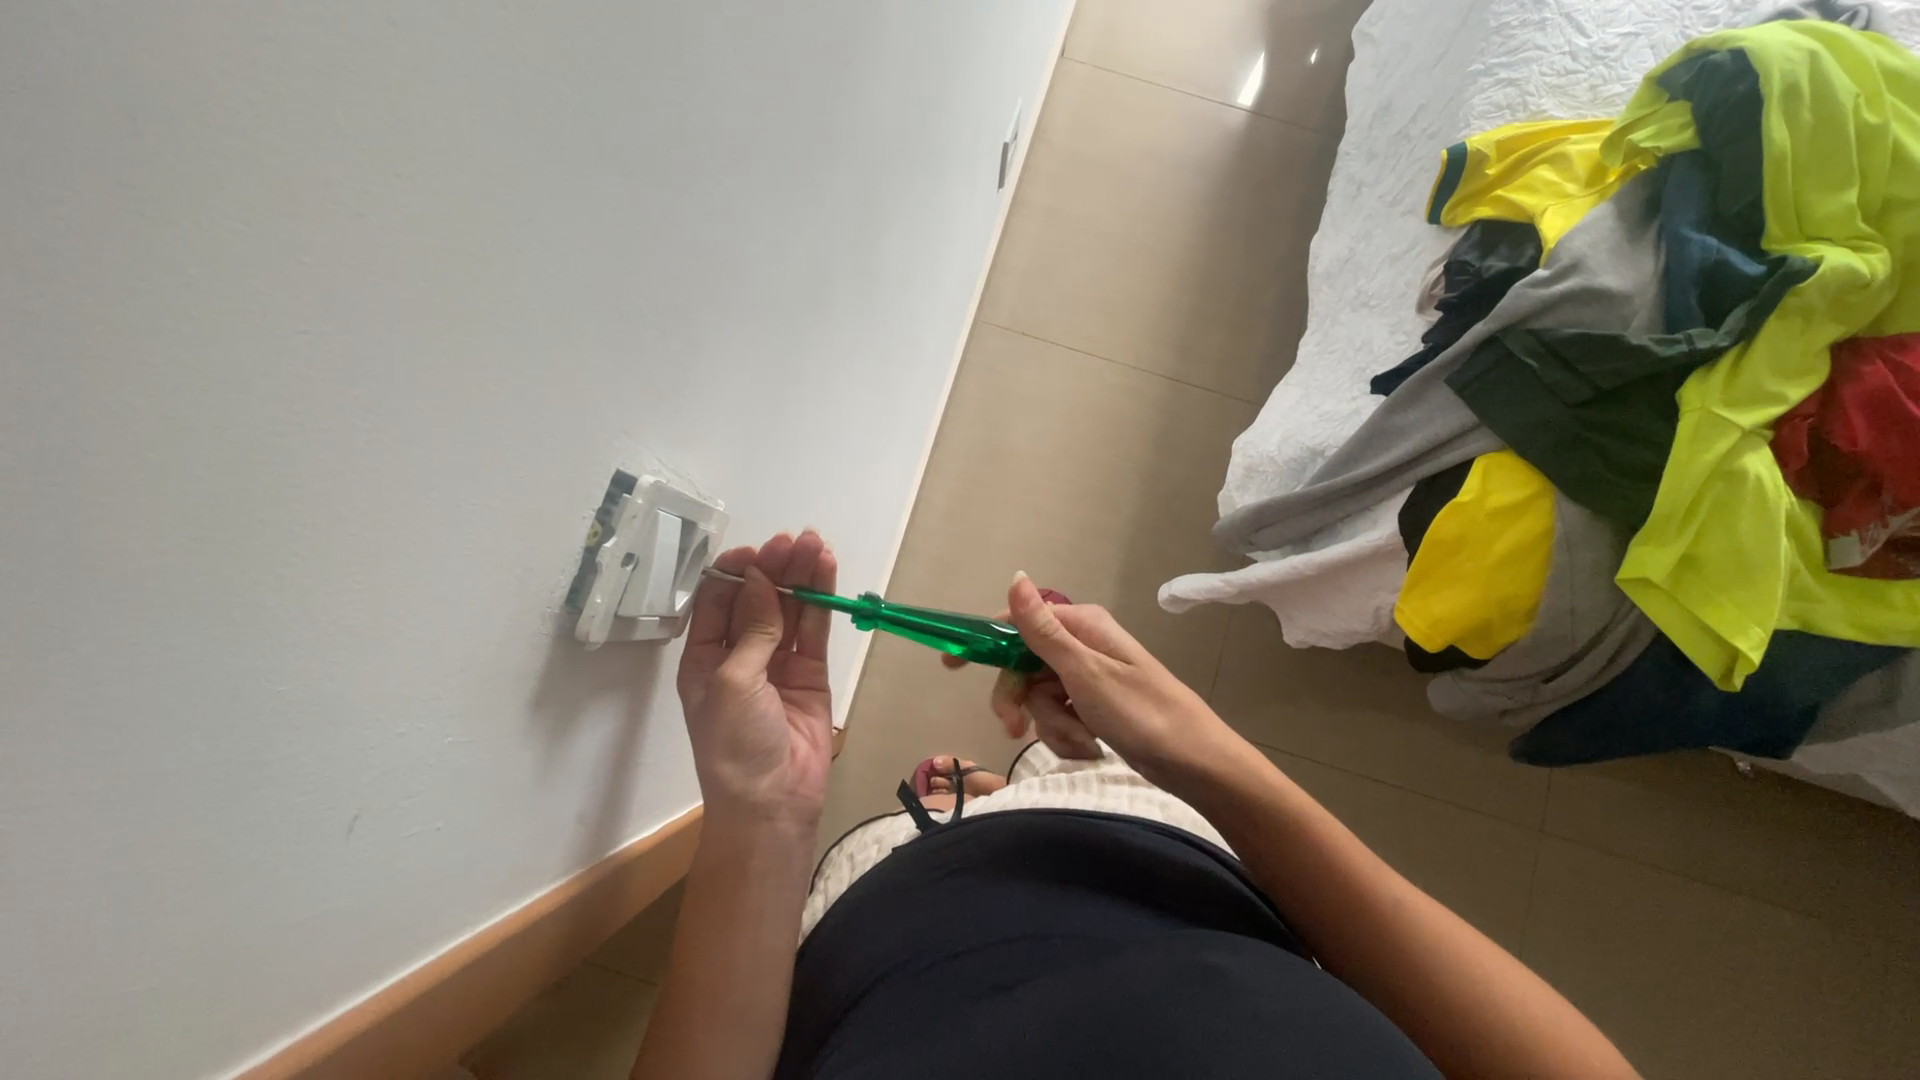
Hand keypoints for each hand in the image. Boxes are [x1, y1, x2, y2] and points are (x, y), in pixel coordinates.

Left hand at [676, 530, 836, 828]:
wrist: (772, 803)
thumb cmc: (734, 745)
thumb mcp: (732, 682)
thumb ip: (751, 628)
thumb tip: (758, 578)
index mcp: (705, 657)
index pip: (718, 601)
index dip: (735, 573)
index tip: (756, 552)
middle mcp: (740, 654)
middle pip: (758, 599)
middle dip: (773, 568)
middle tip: (794, 541)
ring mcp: (778, 663)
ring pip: (790, 608)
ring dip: (800, 576)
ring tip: (815, 544)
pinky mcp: (810, 673)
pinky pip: (814, 629)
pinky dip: (821, 600)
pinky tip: (827, 571)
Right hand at [983, 573, 1239, 788]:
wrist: (1195, 764)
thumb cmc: (1142, 713)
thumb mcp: (1084, 672)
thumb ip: (1043, 630)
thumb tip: (1015, 576)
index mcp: (1080, 625)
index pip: (1017, 624)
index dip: (984, 644)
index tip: (951, 665)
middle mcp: (1081, 645)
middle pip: (1023, 667)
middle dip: (1022, 701)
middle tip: (1015, 729)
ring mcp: (1088, 678)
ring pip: (1040, 698)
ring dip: (1052, 725)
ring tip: (1082, 741)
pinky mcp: (1094, 706)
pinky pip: (1060, 717)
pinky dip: (1068, 735)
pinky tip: (1090, 746)